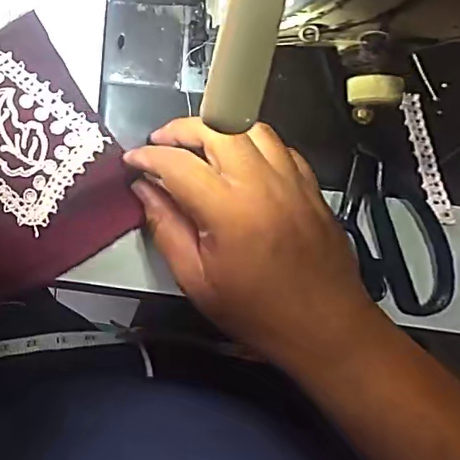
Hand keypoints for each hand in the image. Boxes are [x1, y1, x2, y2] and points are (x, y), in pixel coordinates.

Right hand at [123, 118, 380, 365]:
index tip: (133, 161)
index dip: (147, 156)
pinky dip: (251, 144)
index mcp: (230, 210)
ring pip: (250, 128)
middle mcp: (263, 186)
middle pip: (215, 129)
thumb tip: (145, 191)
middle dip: (180, 129)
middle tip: (159, 143)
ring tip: (197, 145)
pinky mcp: (309, 187)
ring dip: (217, 129)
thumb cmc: (261, 314)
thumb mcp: (196, 279)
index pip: (177, 162)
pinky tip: (237, 161)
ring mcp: (291, 182)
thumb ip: (165, 227)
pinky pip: (278, 146)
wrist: (326, 331)